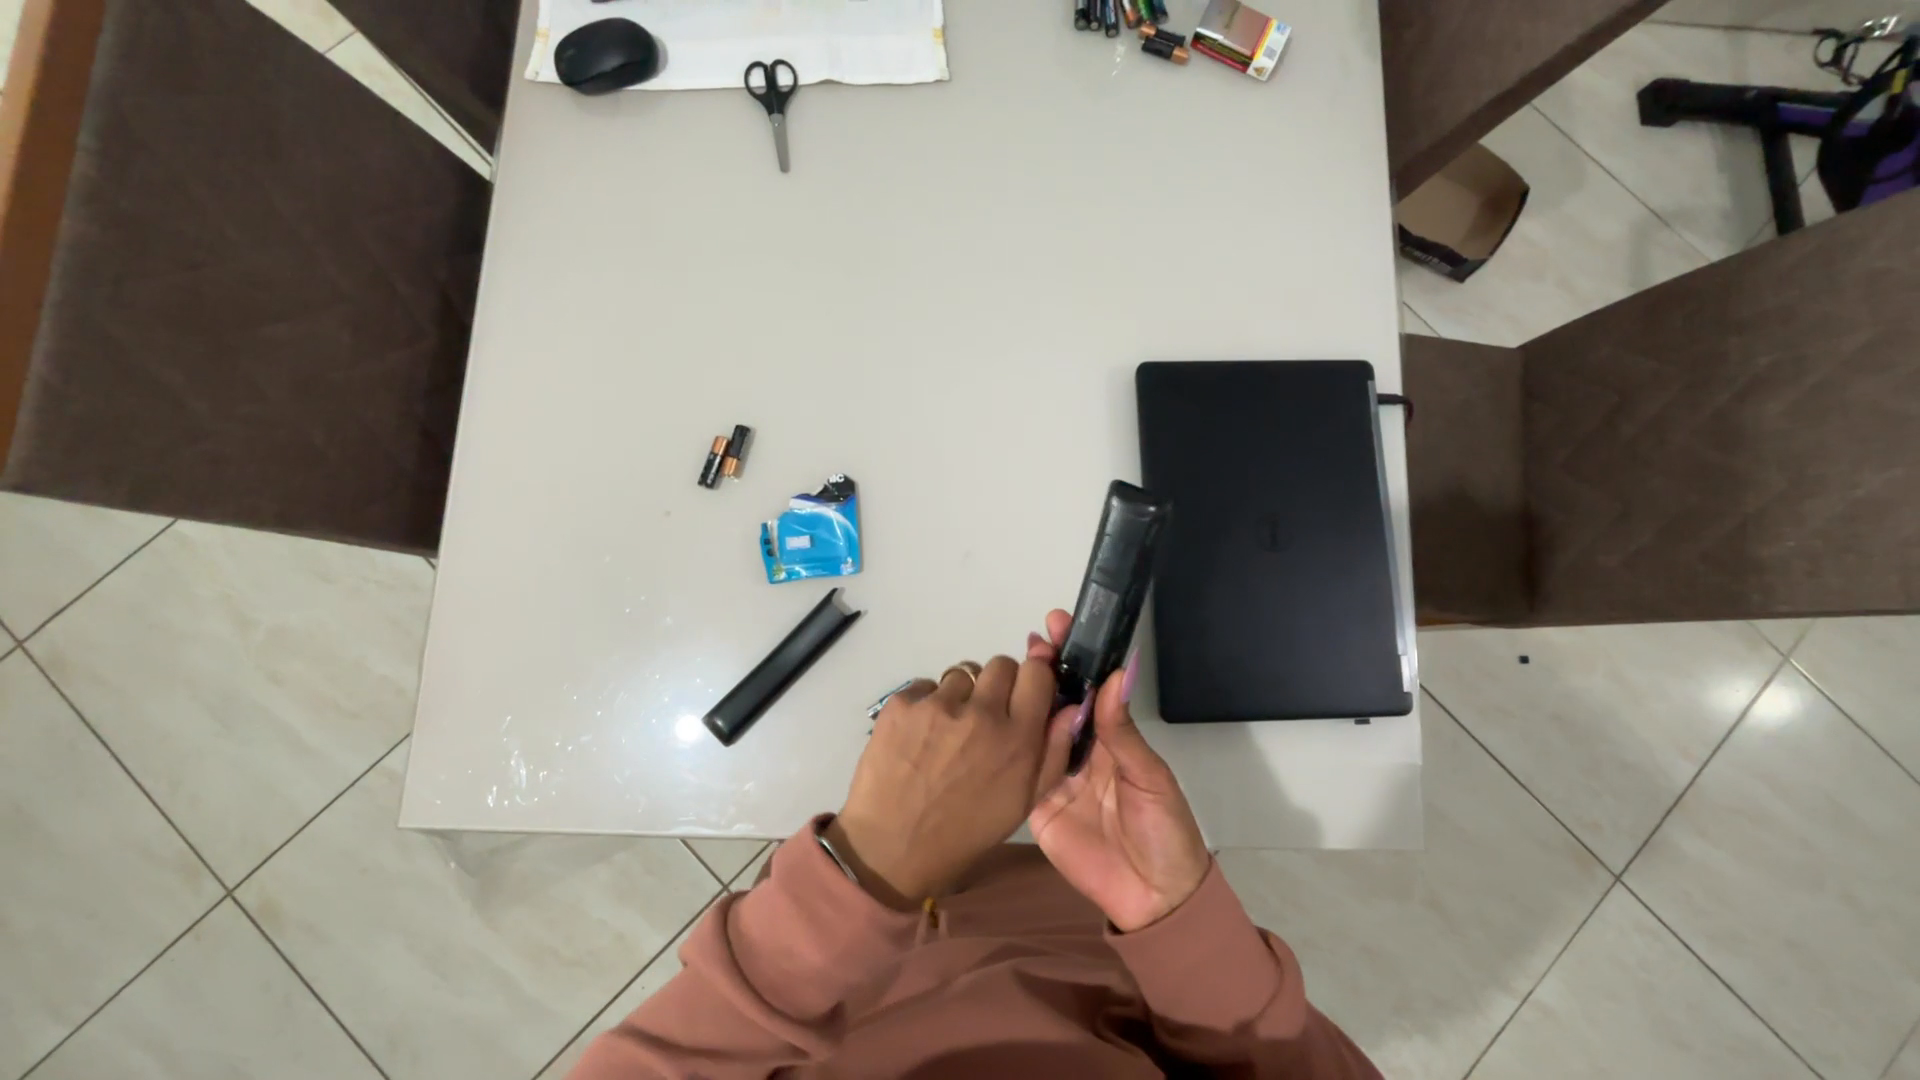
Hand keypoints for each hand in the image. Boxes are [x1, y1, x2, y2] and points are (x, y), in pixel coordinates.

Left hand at [830, 655, 1063, 909]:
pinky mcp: (902, 704)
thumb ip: (1054, 751)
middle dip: (998, 684)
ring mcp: (938, 705)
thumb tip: (1070, 706)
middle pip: (1001, 664)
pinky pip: (925, 686)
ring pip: (961, 675)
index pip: (1038, 672)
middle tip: (985, 714)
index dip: (1033, 680)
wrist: (893, 848)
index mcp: (1017, 738)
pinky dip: (926, 704)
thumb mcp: (1024, 803)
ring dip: (961, 695)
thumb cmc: (966, 832)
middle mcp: (981, 713)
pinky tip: (919, 736)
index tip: (1024, 695)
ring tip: (947, 731)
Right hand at [1027, 609, 1210, 931]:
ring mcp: (1053, 775)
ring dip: (1025, 698)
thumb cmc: (1165, 831)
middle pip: (1056, 703)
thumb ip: (1122, 732)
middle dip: (1045, 670)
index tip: (1061, 626)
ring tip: (1015, 666)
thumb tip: (1113, 675)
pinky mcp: (1034, 803)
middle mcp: (1079, 750)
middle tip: (1034, 641)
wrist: (1151, 898)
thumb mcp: (1150, 777)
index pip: (1088, 691)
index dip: (1076, 659)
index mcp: (1111, 740)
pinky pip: (1019, 770)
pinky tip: (996, 716)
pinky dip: (1009, 744)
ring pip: (1033, 730)